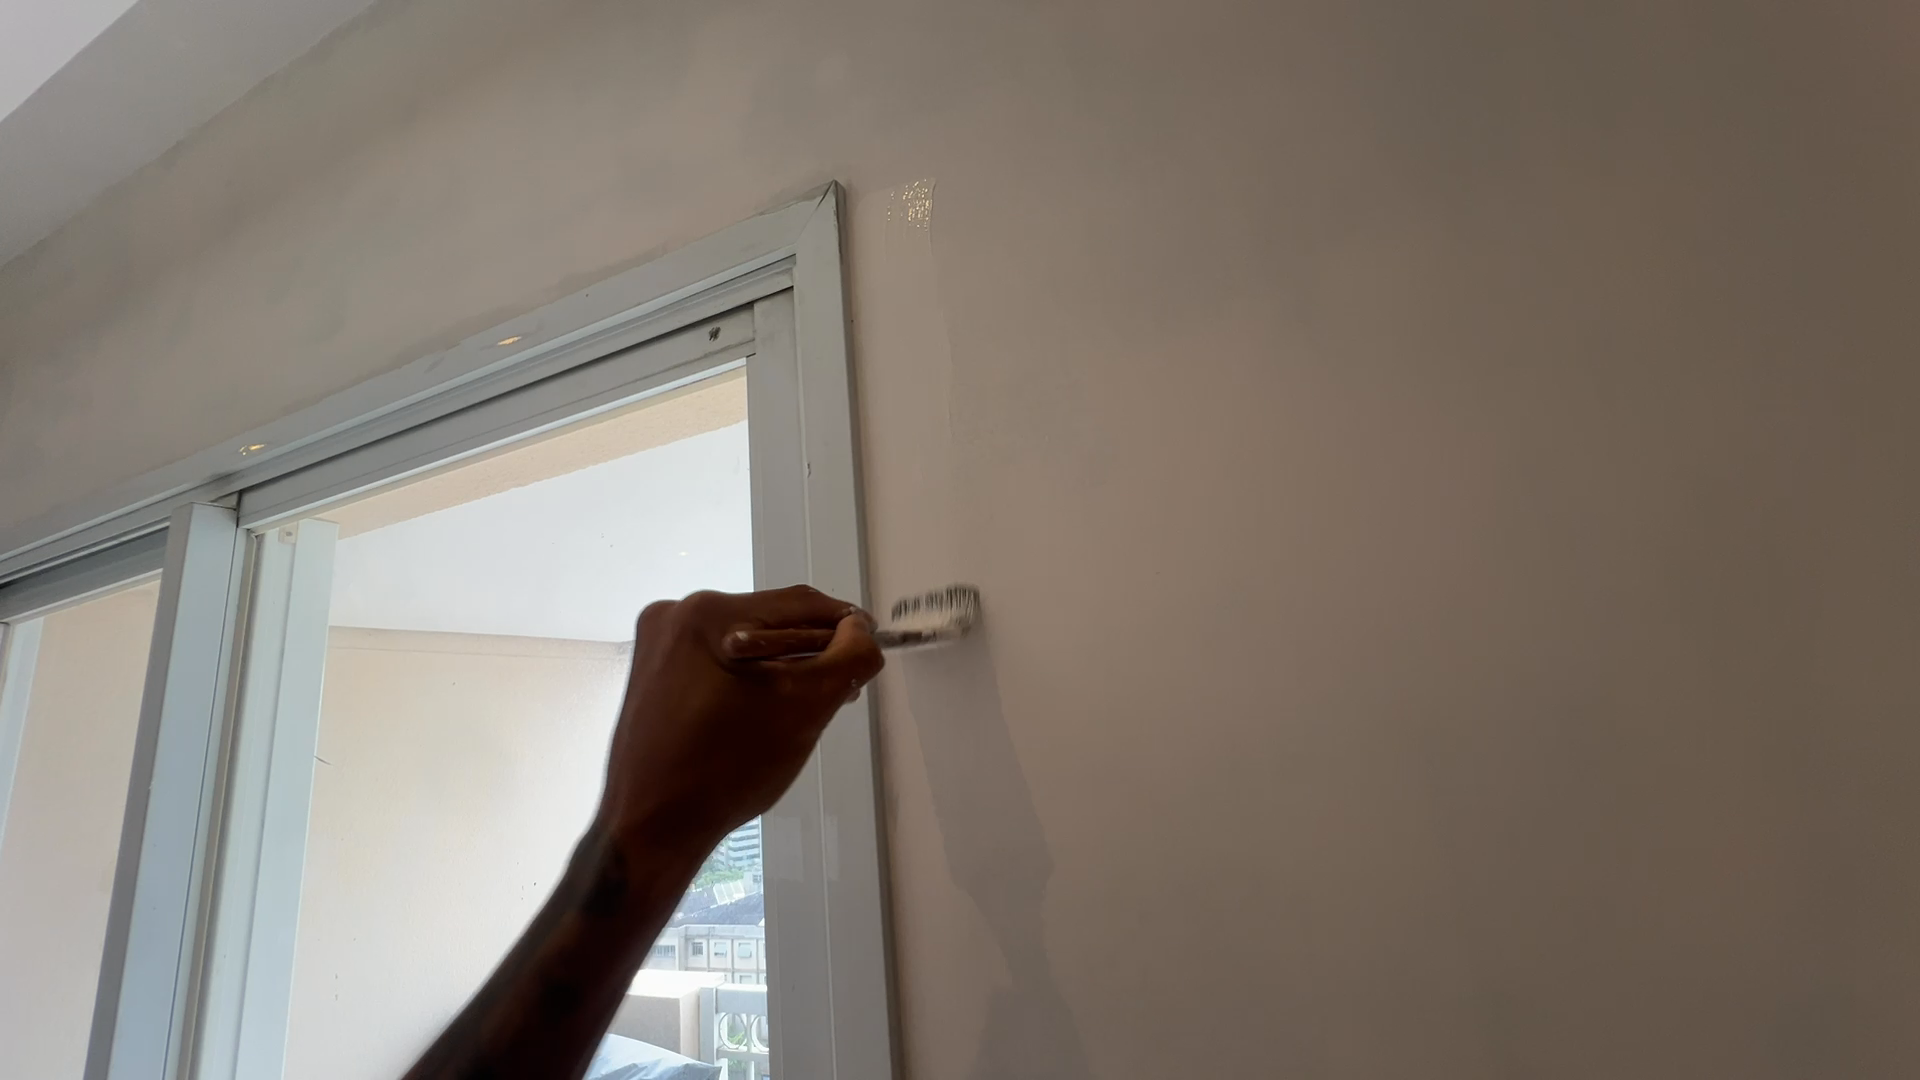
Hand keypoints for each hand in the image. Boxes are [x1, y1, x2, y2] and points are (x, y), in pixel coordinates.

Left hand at [598, 585, 883, 856]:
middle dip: (812, 651)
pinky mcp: (654, 672)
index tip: (869, 651)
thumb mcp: (805, 708)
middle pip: (771, 620)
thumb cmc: (730, 768)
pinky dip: (750, 677)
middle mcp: (677, 613)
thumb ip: (847, 659)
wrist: (651, 828)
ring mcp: (659, 643)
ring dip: (783, 665)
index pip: (799, 604)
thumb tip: (861, 632)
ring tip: (806, 703)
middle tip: (842, 688)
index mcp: (709, 613)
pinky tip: (765, 709)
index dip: (845, 624)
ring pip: (748, 641)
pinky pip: (720, 660)